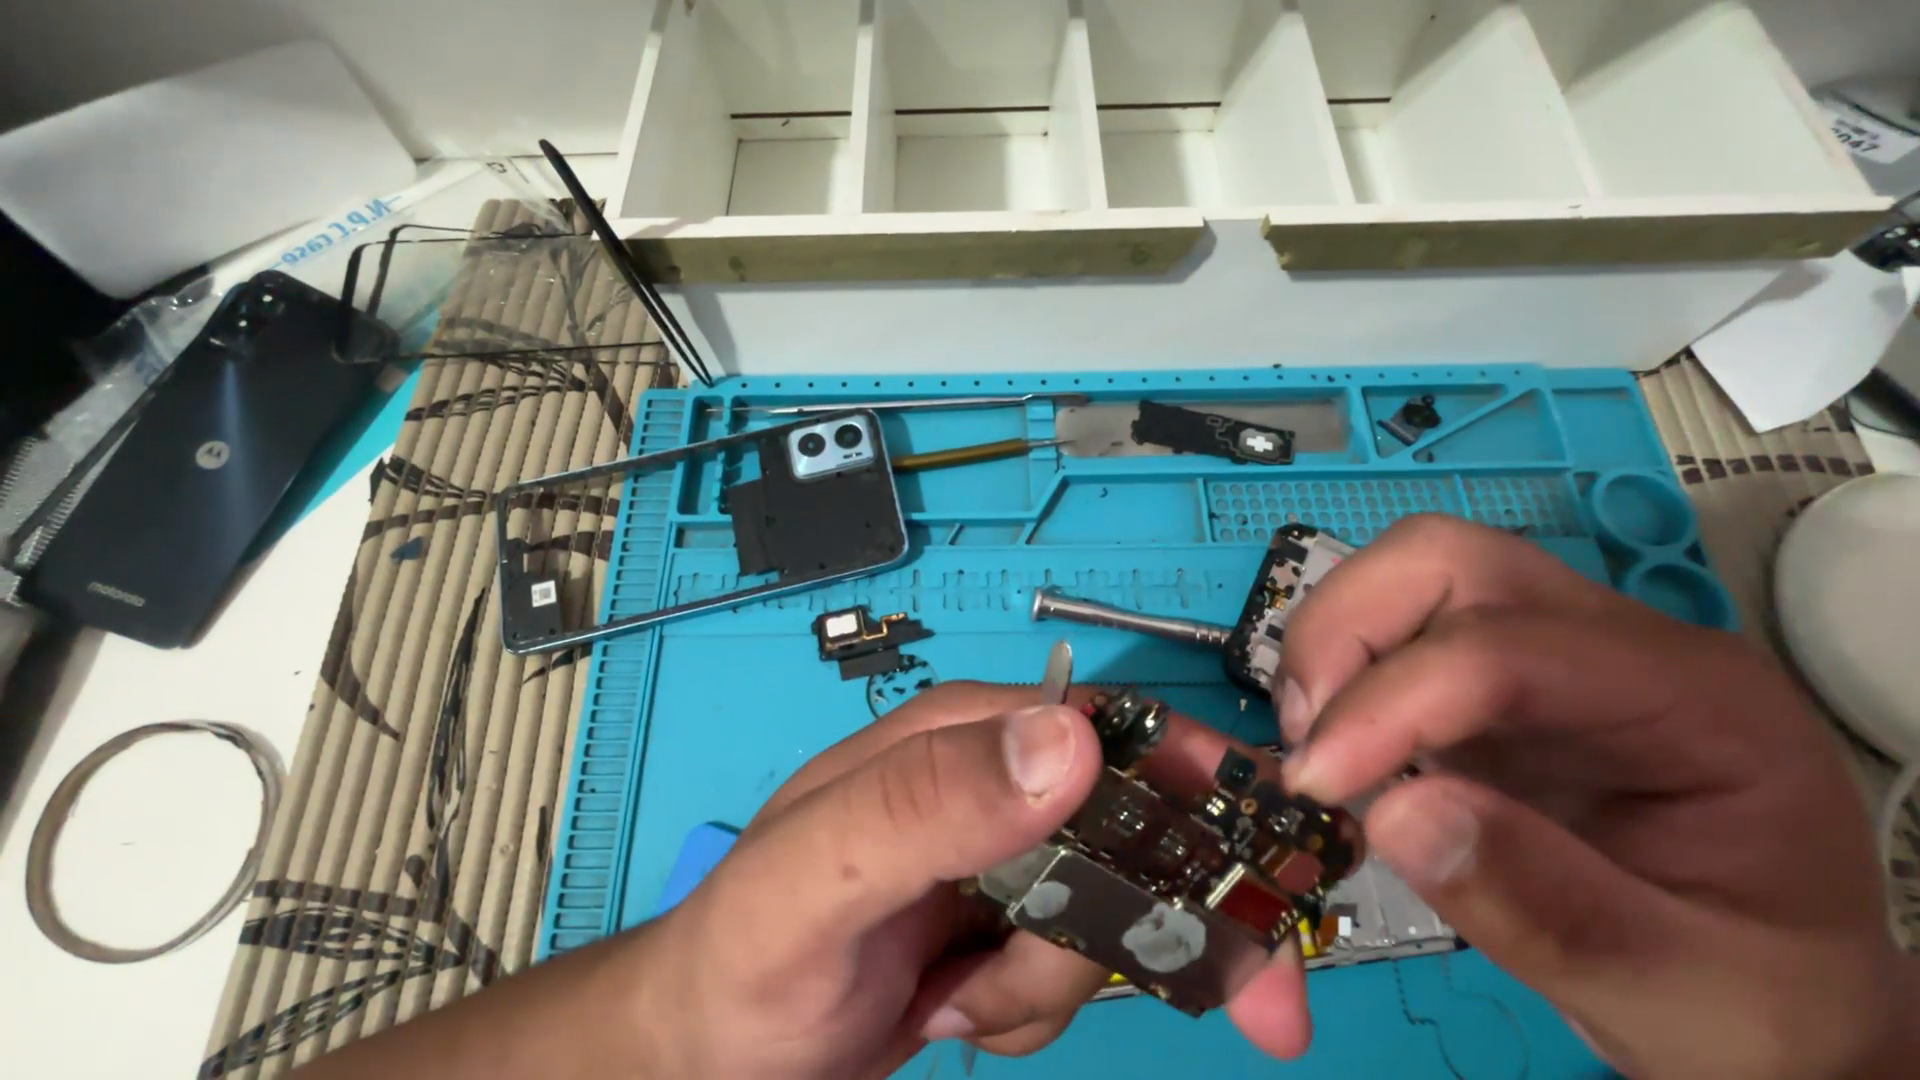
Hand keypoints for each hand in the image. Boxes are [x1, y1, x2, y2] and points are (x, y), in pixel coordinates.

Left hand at [637, 681, 1314, 1077]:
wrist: (712, 1048)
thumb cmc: (748, 952)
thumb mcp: (821, 872)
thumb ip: (929, 801)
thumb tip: (1068, 741)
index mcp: (965, 735)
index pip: (1114, 733)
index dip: (1203, 795)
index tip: (1274, 882)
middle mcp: (993, 781)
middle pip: (1132, 831)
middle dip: (1156, 925)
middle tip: (1235, 1012)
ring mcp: (1002, 856)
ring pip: (1109, 913)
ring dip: (1058, 983)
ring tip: (957, 1001)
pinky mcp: (1002, 923)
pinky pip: (1071, 966)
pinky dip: (1035, 1008)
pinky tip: (956, 1011)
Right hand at [1271, 516, 1917, 1078]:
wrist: (1760, 990)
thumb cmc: (1744, 992)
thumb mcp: (1679, 991)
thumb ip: (1546, 910)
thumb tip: (1394, 815)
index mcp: (1693, 700)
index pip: (1505, 648)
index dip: (1389, 701)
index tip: (1314, 782)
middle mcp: (1613, 642)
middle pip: (1445, 560)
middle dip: (1344, 631)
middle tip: (1306, 738)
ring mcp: (1545, 647)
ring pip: (1406, 574)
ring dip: (1331, 643)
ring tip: (1315, 744)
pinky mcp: (1489, 672)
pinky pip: (1393, 625)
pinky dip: (1337, 666)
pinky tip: (1335, 742)